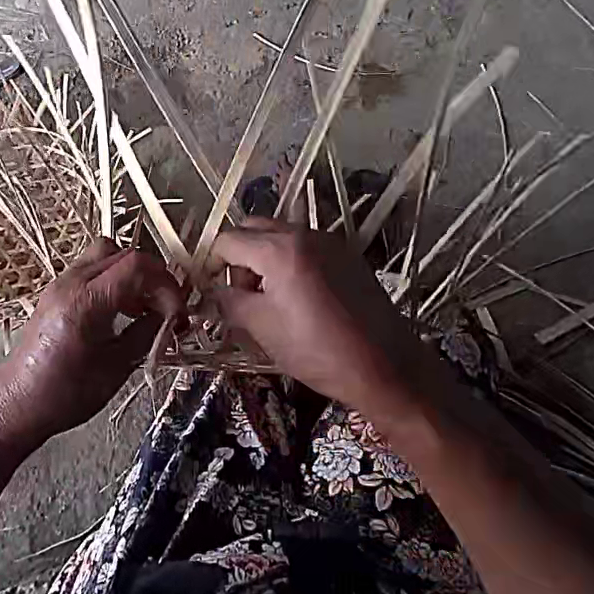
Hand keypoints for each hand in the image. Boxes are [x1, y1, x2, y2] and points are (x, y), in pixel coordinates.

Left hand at [0, 238, 184, 453]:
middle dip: (155, 277)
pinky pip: (93, 268)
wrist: (16, 404)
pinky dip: (116, 278)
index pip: (136, 266)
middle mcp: (70, 283)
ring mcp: (61, 283)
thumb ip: (147, 334)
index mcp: (85, 302)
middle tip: (168, 308)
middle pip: (125, 253)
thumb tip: (171, 318)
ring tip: (146, 307)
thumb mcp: (116, 367)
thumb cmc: (65, 394)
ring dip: (134, 274)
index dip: (166, 285)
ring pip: (108, 254)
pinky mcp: (57, 291)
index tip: (177, 313)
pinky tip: (124, 309)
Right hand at [205, 216, 431, 415]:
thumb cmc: (317, 350)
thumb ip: (230, 302)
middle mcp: (304, 234)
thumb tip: (212, 292)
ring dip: (264, 257)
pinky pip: (306, 246)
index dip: (211, 263)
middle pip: (254, 228)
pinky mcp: (347, 254)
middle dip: (239, 256)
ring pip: (281, 235)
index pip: (229, 240)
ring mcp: (329, 241)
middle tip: (239, 293)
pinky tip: (297, 296)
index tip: (210, 288)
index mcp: (279, 250)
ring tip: (268, 298)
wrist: (384, 365)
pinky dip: (290, 260)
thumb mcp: (263, 328)